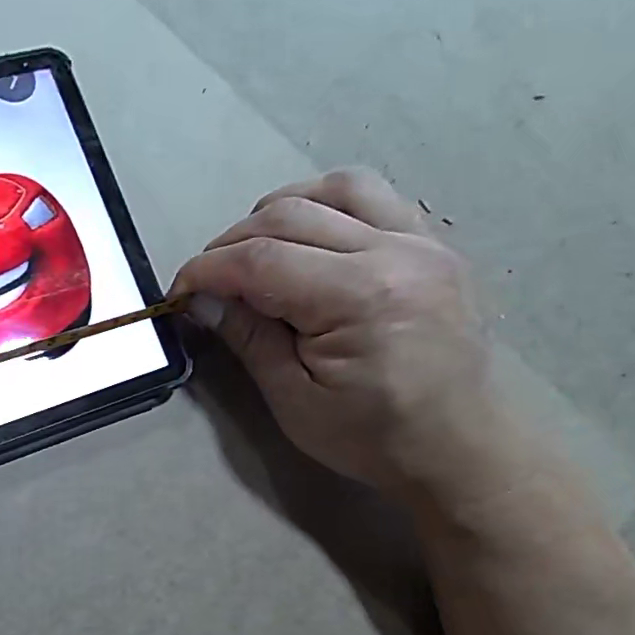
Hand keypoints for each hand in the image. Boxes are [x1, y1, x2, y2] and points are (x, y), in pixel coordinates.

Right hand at [172, 168, 527, 510]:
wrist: (456, 446)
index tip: (178, 293)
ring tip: (252, 252)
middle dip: (231, 244)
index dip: (207, 270)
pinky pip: (372, 197)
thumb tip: (200, 300)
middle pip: (289, 216)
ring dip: (278, 213)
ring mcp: (421, 240)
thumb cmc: (371, 436)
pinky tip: (306, 237)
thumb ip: (248, 338)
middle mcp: (395, 251)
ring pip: (332, 189)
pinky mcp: (431, 243)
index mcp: (360, 297)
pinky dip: (325, 206)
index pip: (262, 260)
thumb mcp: (293, 400)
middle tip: (206, 285)